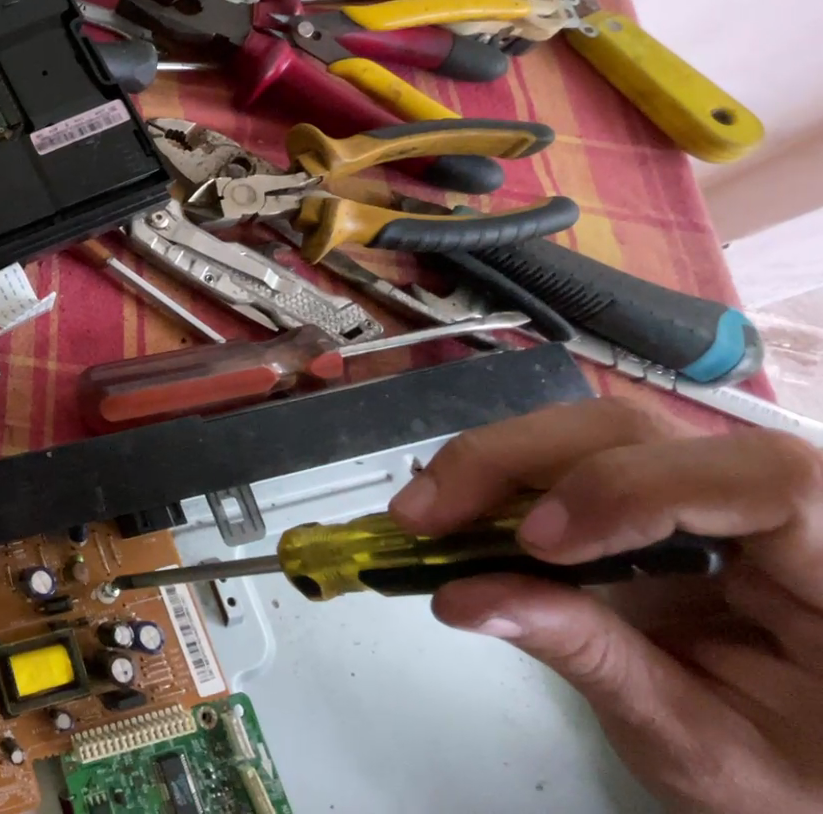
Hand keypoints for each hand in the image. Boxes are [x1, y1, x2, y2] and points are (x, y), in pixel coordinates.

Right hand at [389, 400, 822, 811]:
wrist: (808, 782)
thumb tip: (463, 598)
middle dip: (515, 461)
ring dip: (490, 463)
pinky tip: (453, 511)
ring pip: (590, 430)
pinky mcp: (654, 502)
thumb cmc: (793, 785)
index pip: (763, 481)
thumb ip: (597, 662)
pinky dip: (497, 480)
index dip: (636, 488)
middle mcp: (785, 516)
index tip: (536, 546)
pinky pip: (568, 460)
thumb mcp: (703, 750)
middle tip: (424, 516)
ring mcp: (710, 500)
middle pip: (639, 431)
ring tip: (423, 514)